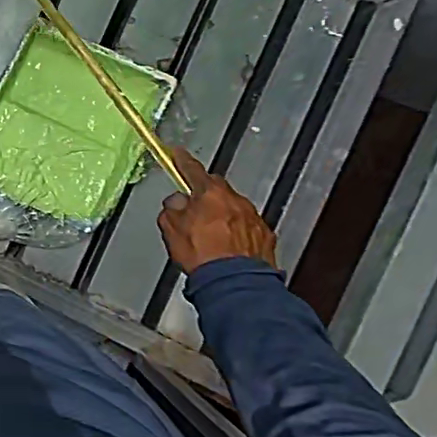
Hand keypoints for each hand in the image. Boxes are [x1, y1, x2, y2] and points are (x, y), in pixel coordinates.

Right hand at [157, 147, 276, 274]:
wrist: (235, 283)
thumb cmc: (202, 255)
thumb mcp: (170, 228)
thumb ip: (171, 208)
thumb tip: (178, 202)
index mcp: (210, 194)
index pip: (193, 170)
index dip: (182, 160)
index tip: (177, 153)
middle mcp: (235, 201)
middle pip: (216, 187)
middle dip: (204, 192)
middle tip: (192, 205)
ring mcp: (253, 218)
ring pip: (233, 206)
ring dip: (221, 213)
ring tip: (209, 233)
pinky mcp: (265, 236)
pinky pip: (246, 225)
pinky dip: (235, 230)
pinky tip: (226, 244)